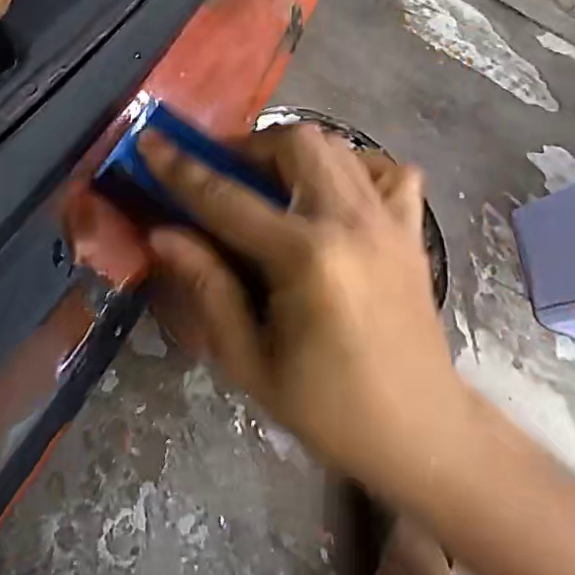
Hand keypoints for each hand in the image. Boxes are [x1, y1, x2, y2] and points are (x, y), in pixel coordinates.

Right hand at [141, 125, 467, 492]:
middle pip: (294, 143)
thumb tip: (162, 234)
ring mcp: (389, 220)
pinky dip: (353, 166)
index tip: (152, 141)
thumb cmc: (330, 409)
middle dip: (248, 148)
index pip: (228, 198)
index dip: (182, 168)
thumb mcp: (250, 361)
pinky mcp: (411, 229)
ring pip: (336, 146)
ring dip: (293, 153)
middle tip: (223, 176)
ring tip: (269, 185)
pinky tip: (333, 194)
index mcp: (306, 258)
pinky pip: (386, 170)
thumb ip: (207, 287)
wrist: (422, 433)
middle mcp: (351, 222)